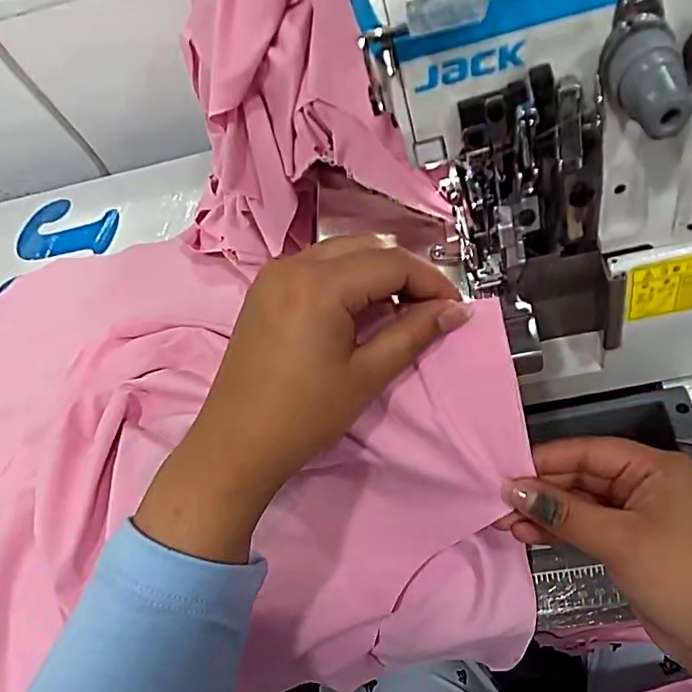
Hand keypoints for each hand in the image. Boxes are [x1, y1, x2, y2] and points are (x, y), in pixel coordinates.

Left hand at [136, 234, 472, 561]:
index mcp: (319, 284)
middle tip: (432, 309)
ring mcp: (274, 274)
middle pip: (368, 247)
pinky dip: (348, 277)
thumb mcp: (367, 375)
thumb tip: (455, 311)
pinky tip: (362, 309)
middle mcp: (293, 265)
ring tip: (402, 311)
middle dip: (406, 273)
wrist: (236, 444)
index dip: (431, 281)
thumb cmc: (303, 416)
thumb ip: (414, 334)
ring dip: (378, 272)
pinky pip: (318, 266)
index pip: (392, 262)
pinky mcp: (265, 290)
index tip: (454, 308)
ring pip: (342, 251)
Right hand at [501, 438, 691, 669]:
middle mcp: (646, 485)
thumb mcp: (619, 540)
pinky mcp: (629, 542)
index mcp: (654, 469)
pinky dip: (560, 530)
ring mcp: (637, 515)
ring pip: (581, 504)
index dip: (546, 460)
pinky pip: (587, 527)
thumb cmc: (682, 579)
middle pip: (583, 477)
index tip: (506, 471)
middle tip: (499, 502)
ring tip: (506, 521)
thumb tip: (516, 490)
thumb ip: (565, 513)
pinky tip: (529, 534)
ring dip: (546, 512)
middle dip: (542, 490)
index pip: (590, 452)